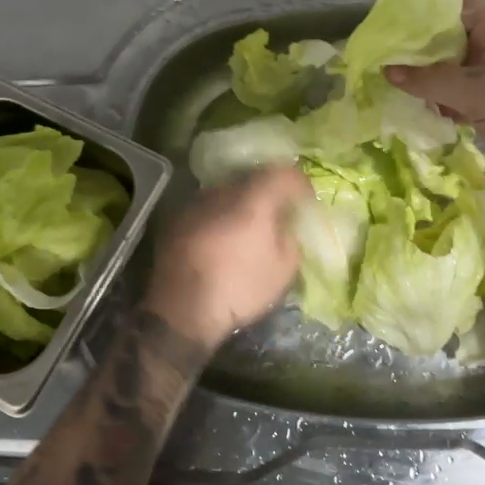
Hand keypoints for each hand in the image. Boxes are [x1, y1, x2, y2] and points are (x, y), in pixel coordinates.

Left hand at [143, 166, 311, 347]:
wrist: (181, 311)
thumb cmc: (238, 289)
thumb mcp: (283, 269)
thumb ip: (291, 238)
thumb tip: (285, 225)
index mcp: (254, 199)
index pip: (284, 173)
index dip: (300, 184)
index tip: (306, 200)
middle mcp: (223, 191)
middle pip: (253, 178)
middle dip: (270, 191)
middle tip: (279, 211)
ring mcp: (196, 202)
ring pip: (228, 191)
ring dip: (242, 203)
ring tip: (248, 226)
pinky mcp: (177, 219)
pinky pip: (208, 208)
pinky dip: (221, 216)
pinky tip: (222, 238)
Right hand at [387, 0, 484, 190]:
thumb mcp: (477, 93)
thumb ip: (430, 81)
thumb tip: (387, 70)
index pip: (454, 8)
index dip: (419, 15)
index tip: (385, 28)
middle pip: (451, 39)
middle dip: (419, 53)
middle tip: (381, 62)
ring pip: (455, 70)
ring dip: (430, 81)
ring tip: (395, 89)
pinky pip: (464, 94)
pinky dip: (445, 101)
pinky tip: (423, 111)